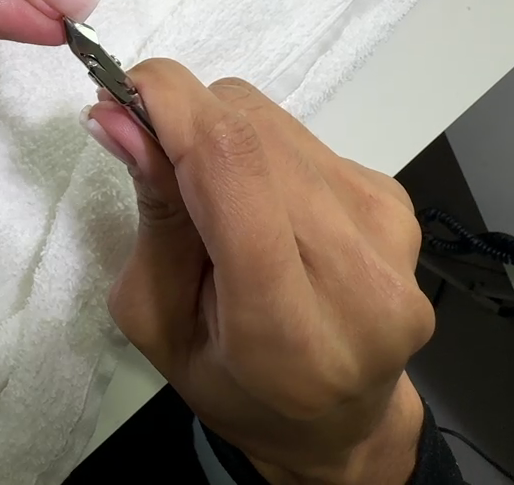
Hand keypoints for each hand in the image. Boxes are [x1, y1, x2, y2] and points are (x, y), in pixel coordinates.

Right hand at [85, 63, 432, 484]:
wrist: (337, 424)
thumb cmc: (229, 382)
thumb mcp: (155, 317)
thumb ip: (150, 211)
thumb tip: (117, 115)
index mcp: (287, 329)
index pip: (234, 169)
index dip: (171, 106)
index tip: (119, 90)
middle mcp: (358, 274)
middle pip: (250, 130)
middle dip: (181, 116)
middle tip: (149, 149)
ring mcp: (388, 232)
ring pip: (271, 119)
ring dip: (219, 131)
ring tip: (213, 195)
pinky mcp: (396, 201)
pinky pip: (298, 132)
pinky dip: (256, 145)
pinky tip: (259, 198)